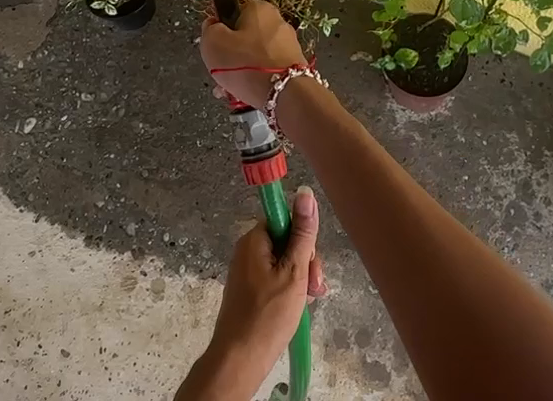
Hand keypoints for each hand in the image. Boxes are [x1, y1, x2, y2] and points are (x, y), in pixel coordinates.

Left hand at [190, 188, 325, 396]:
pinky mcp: (249, 289)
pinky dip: (289, 289)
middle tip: (313, 287)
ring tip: (308, 300)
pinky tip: (298, 306)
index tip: (310, 261)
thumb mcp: (294, 271)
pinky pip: (275, 277)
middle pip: (286, 241)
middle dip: (305, 262)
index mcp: (254, 239)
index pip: (285, 220)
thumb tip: (305, 192)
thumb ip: (303, 233)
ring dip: (301, 278)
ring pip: (284, 262)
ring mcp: (247, 270)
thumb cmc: (268, 315)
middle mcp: (247, 250)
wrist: (239, 360)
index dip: (303, 238)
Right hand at [199, 0, 304, 109]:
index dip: (221, 32)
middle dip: (231, 57)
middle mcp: (278, 22)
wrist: (285, 94)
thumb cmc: (247, 65)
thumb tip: (212, 25)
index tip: (216, 47)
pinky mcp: (293, 65)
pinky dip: (256, 81)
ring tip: (231, 89)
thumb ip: (209, 29)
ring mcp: (288, 45)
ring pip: (254, 57)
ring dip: (240, 72)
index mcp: (259, 8)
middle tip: (222, 71)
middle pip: (244, 39)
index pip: (233, 15)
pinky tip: (246, 94)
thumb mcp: (212, 42)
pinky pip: (267, 71)